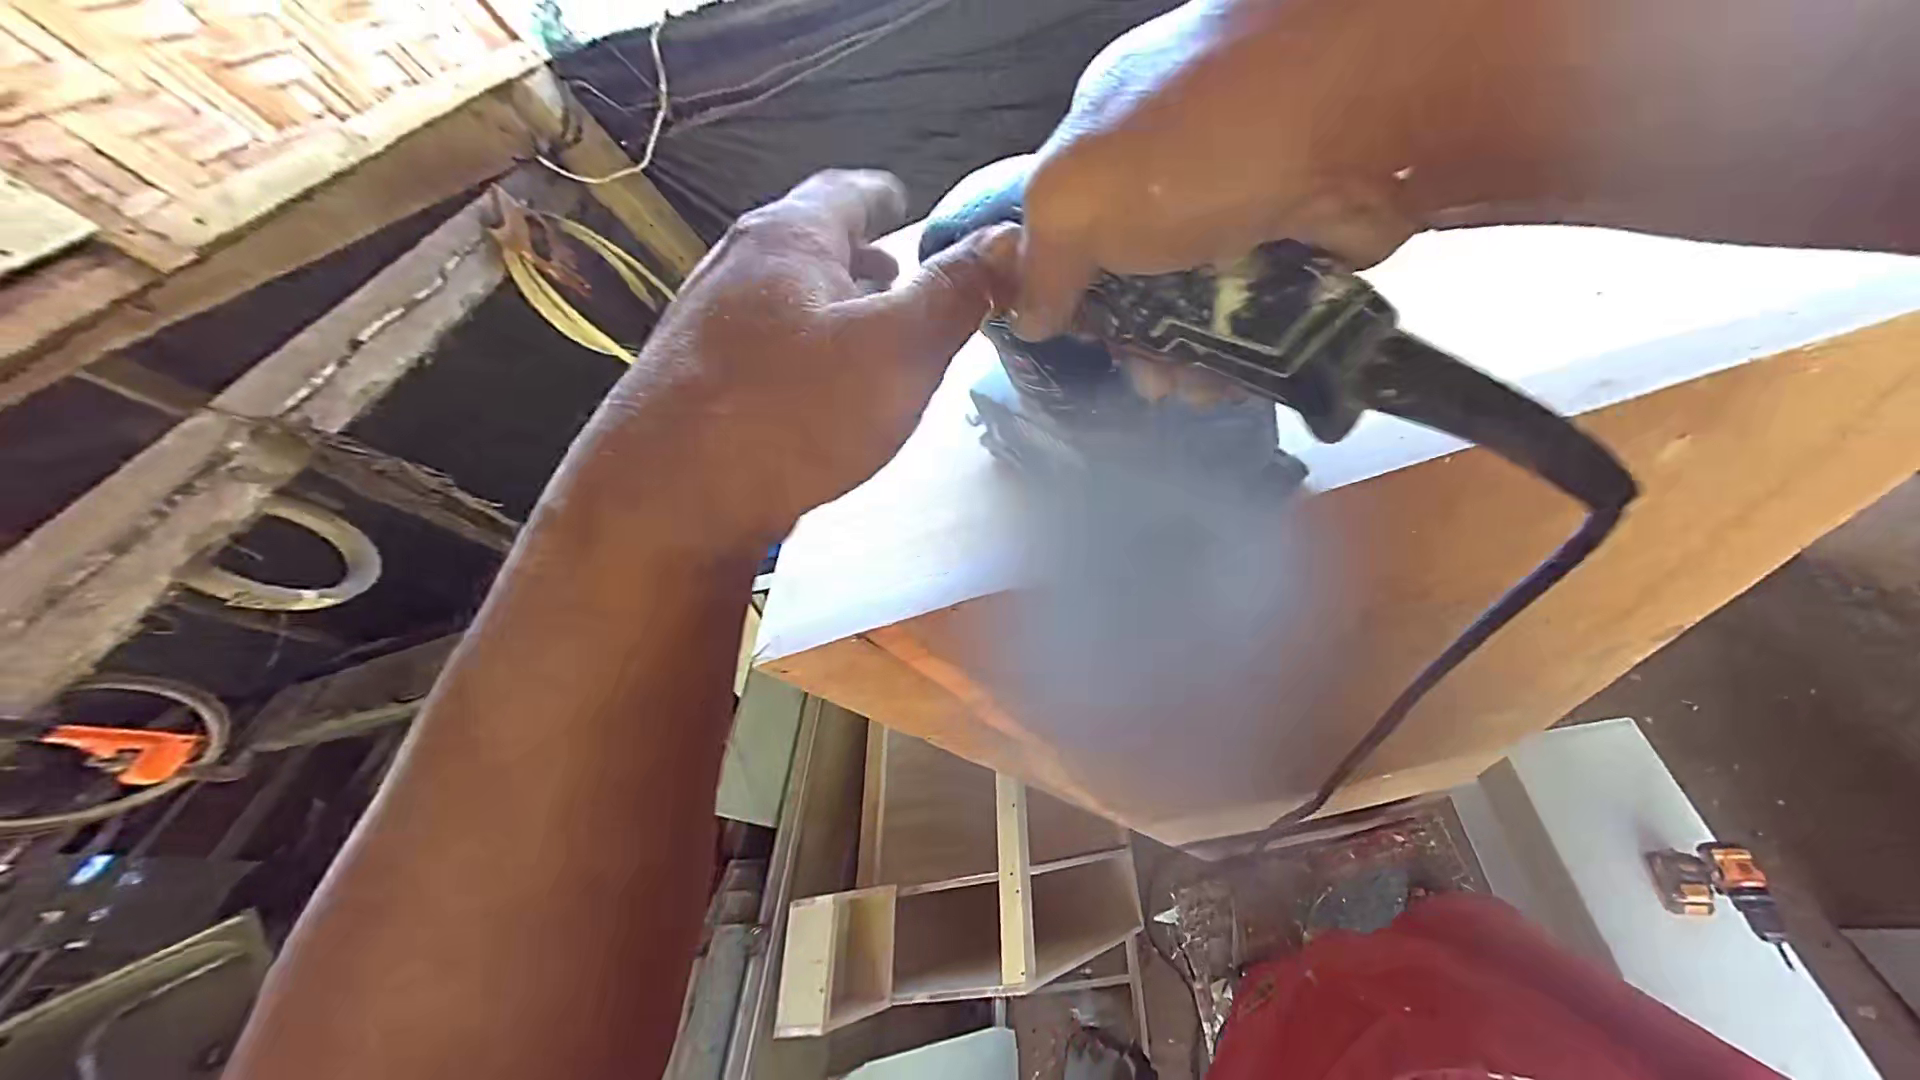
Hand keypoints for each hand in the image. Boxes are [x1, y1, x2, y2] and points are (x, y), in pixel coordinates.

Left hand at [577, 170, 1017, 546]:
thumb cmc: (792, 414)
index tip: (910, 206)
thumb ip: (954, 293)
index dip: (888, 197)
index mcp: (788, 240)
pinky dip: (805, 353)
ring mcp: (707, 326)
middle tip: (903, 282)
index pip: (848, 192)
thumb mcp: (897, 349)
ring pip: (787, 300)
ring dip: (832, 310)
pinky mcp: (696, 382)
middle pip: (812, 246)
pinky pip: (767, 349)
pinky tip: (820, 396)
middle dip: (864, 259)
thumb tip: (1009, 240)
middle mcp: (738, 268)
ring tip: (871, 340)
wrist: (668, 501)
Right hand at [1011, 0, 1543, 339]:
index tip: (1079, 340)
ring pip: (1186, 310)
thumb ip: (1038, 263)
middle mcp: (1170, 178)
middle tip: (1143, 378)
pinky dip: (1232, 355)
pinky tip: (1227, 382)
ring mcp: (1234, 213)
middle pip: (1128, 285)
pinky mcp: (1290, 248)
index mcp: (1109, 146)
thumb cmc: (1197, 151)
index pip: (1066, 237)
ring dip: (1179, 360)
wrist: (1367, 114)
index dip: (1065, 296)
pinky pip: (1243, 318)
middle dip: (1128, 342)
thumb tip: (1027, 319)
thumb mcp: (1077, 199)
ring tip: (1188, 389)